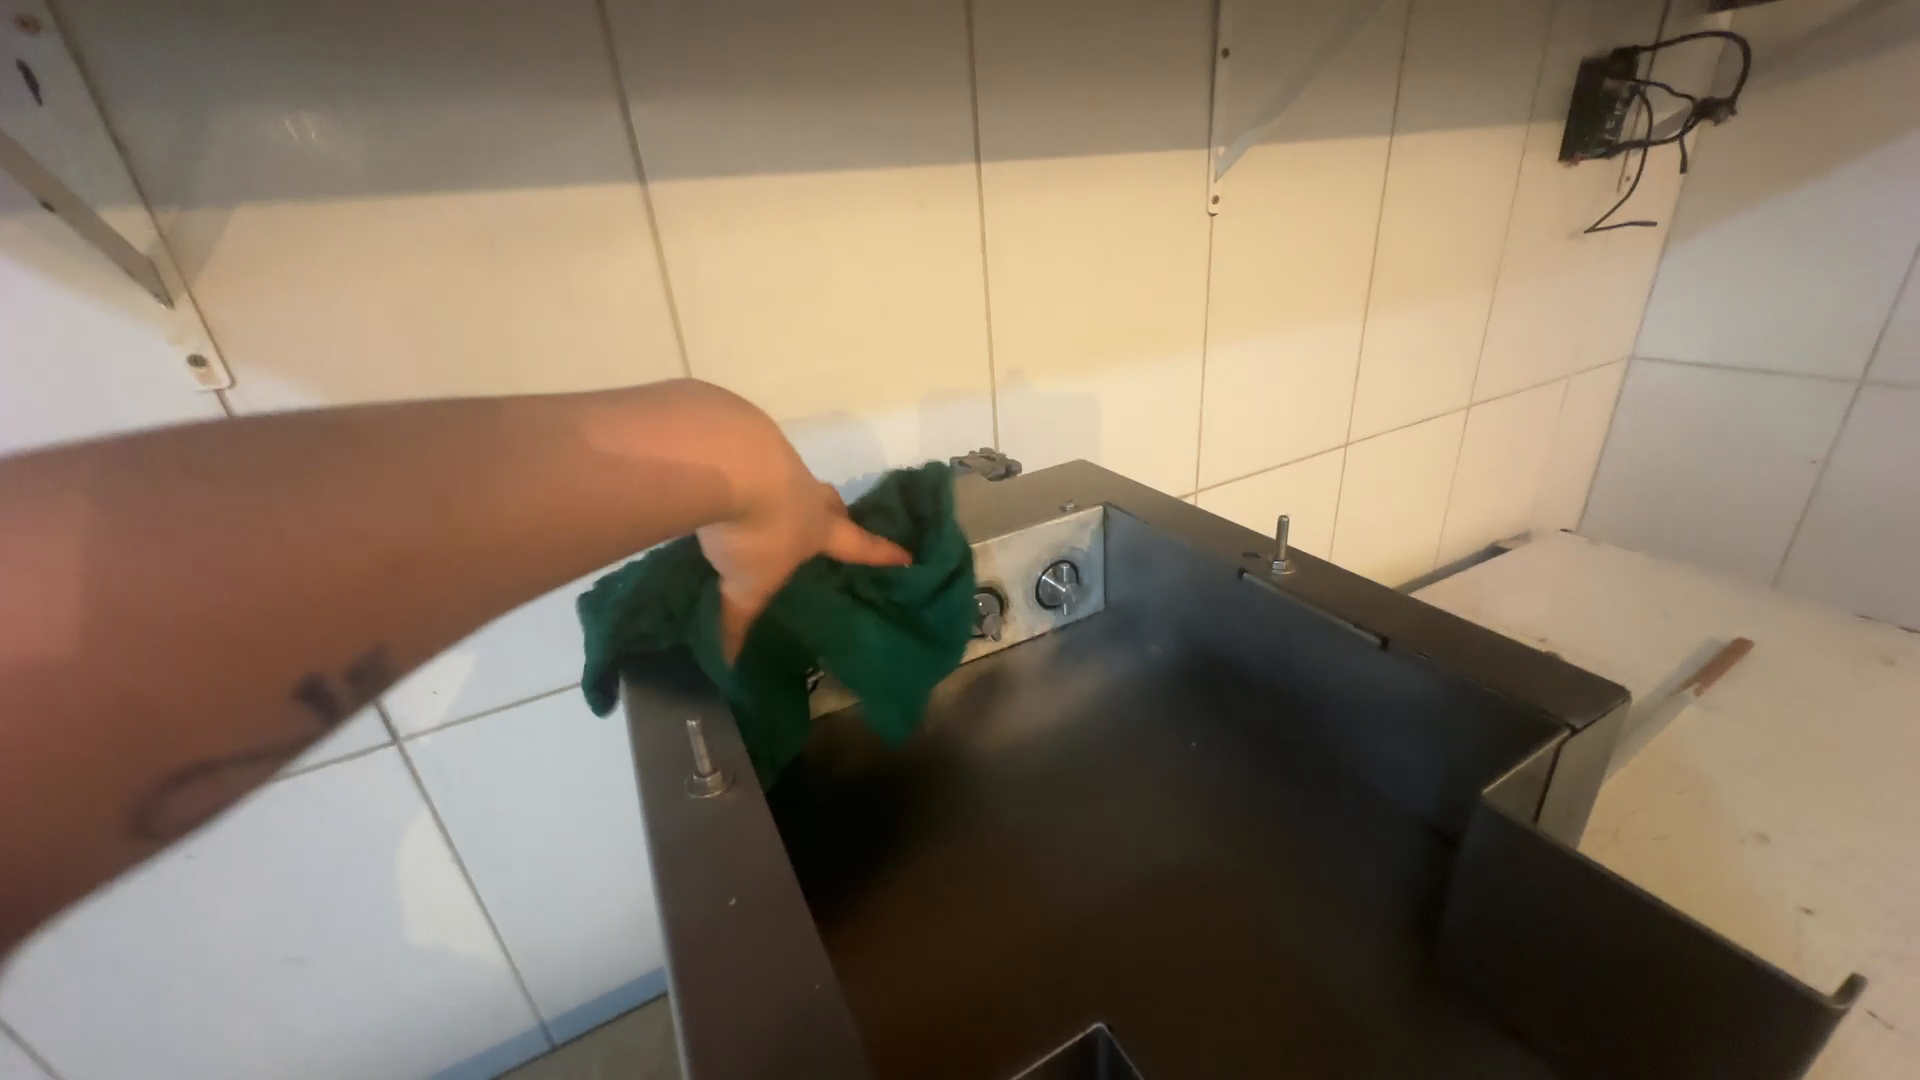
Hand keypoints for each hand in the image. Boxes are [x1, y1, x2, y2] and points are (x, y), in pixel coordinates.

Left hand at [697, 455, 910, 660]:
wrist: (727, 462)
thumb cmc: (756, 531)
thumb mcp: (748, 585)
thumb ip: (739, 621)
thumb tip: (731, 665)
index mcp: (819, 529)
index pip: (860, 546)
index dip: (883, 554)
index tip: (908, 556)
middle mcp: (806, 494)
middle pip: (833, 503)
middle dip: (838, 515)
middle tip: (835, 524)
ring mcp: (778, 463)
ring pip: (795, 479)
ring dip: (790, 493)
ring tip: (772, 505)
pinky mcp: (746, 440)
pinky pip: (755, 460)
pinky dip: (749, 473)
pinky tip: (730, 481)